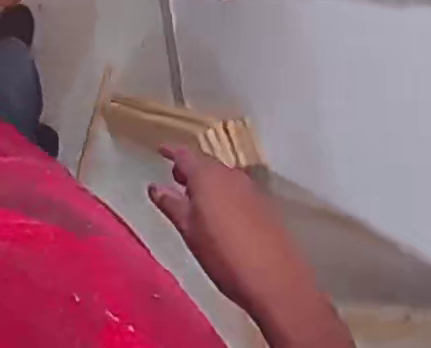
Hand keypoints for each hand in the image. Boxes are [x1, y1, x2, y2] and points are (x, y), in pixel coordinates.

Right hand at [150, 146, 348, 347]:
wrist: (276, 281)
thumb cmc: (223, 255)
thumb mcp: (189, 231)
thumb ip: (171, 204)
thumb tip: (154, 186)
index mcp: (207, 175)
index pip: (184, 154)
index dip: (171, 150)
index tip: (161, 150)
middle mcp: (229, 174)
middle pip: (205, 163)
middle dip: (190, 169)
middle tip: (176, 178)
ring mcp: (250, 188)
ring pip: (222, 176)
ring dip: (208, 182)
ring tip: (196, 200)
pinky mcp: (264, 204)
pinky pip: (237, 190)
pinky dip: (224, 194)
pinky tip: (221, 215)